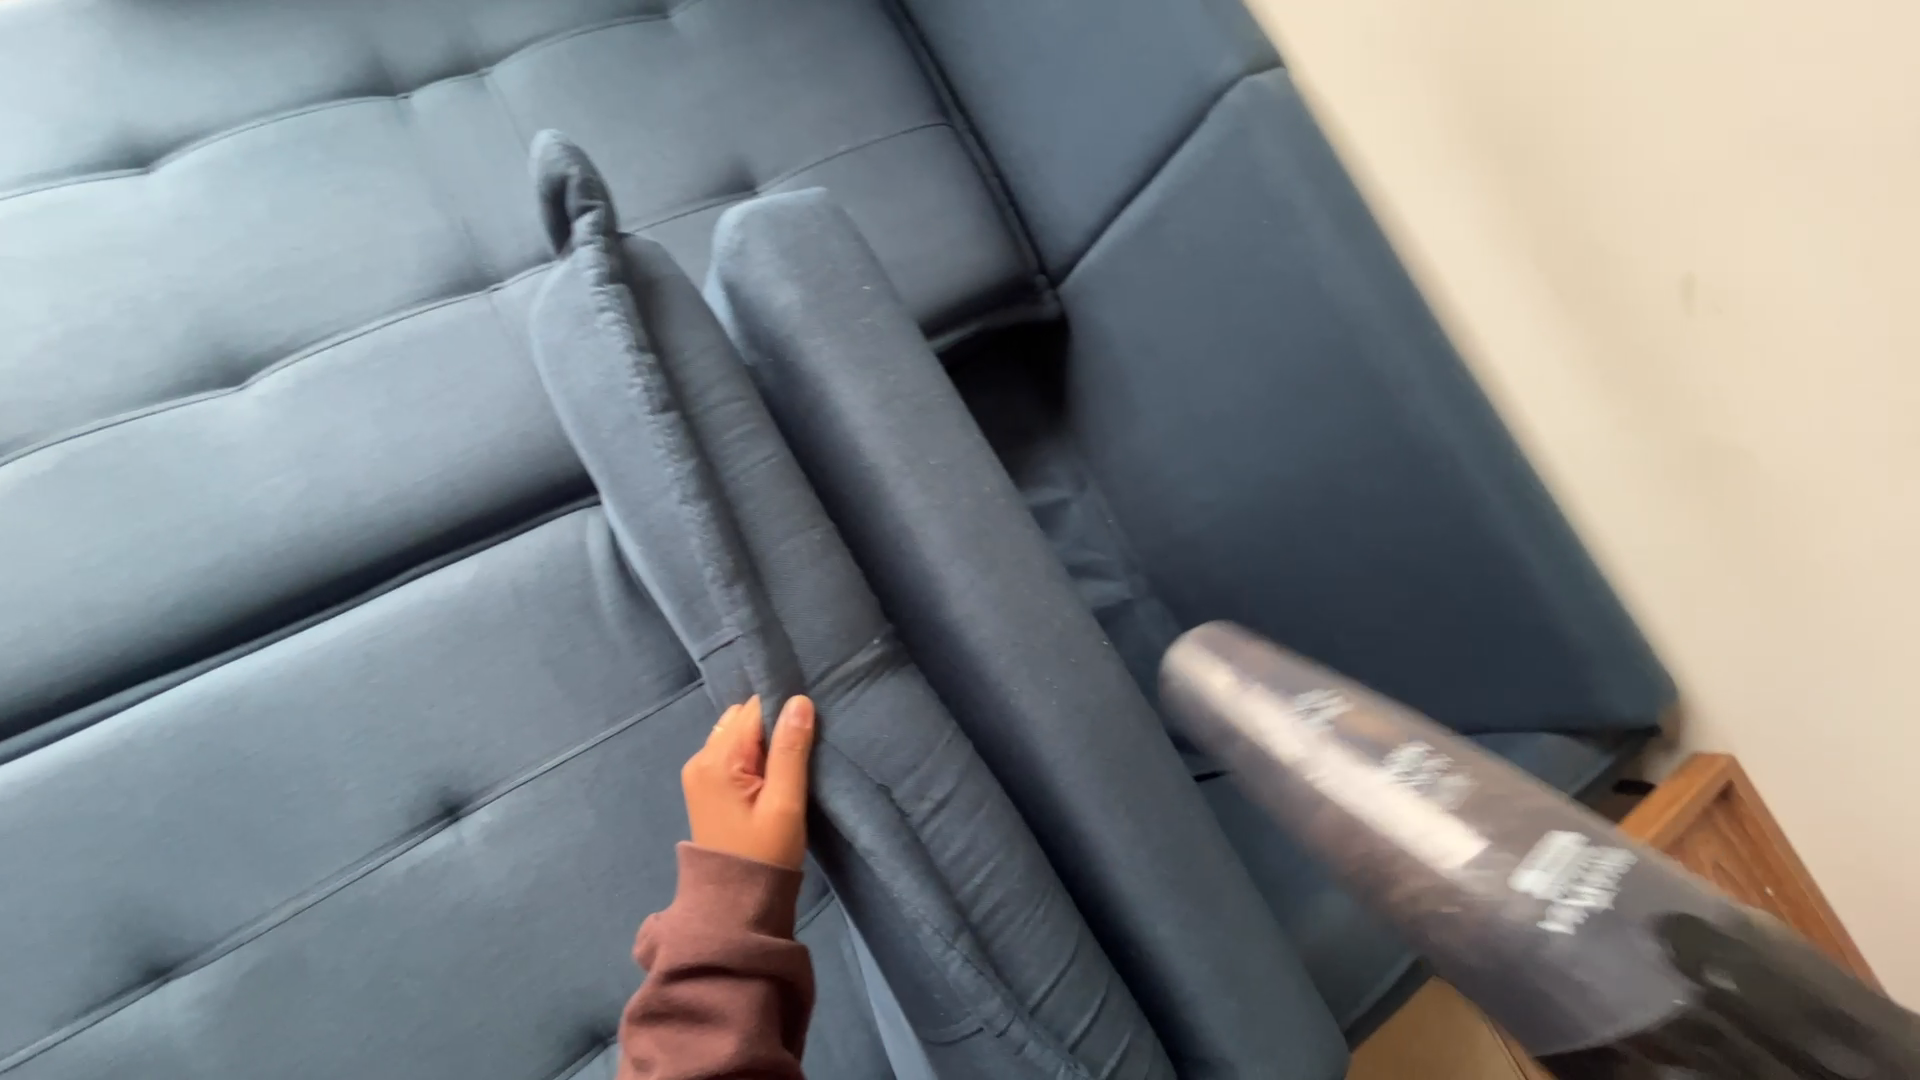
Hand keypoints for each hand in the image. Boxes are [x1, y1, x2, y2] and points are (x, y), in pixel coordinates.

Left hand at [681, 695, 816, 868]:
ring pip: (738, 732)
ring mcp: (698, 772)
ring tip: (785, 769)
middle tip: (797, 756)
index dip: (784, 715)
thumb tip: (799, 700)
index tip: (807, 732)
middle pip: (744, 718)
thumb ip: (790, 749)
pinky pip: (731, 750)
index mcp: (717, 760)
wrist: (734, 906)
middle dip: (772, 727)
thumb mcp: (785, 802)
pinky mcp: (704, 785)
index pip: (755, 710)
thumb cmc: (765, 853)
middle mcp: (701, 758)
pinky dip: (752, 755)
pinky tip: (770, 778)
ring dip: (762, 742)